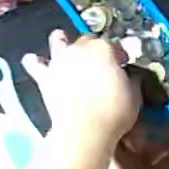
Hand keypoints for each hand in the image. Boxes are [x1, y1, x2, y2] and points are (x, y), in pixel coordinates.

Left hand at [22, 29, 136, 147]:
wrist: (85, 129)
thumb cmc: (114, 111)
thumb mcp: (134, 95)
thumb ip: (130, 80)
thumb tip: (129, 77)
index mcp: (104, 49)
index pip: (113, 46)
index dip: (119, 55)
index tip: (123, 64)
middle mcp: (80, 48)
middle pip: (87, 40)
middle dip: (94, 49)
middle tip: (99, 64)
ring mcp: (60, 60)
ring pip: (57, 39)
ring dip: (62, 42)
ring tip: (66, 50)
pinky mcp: (45, 77)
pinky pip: (33, 63)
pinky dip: (35, 62)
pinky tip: (37, 63)